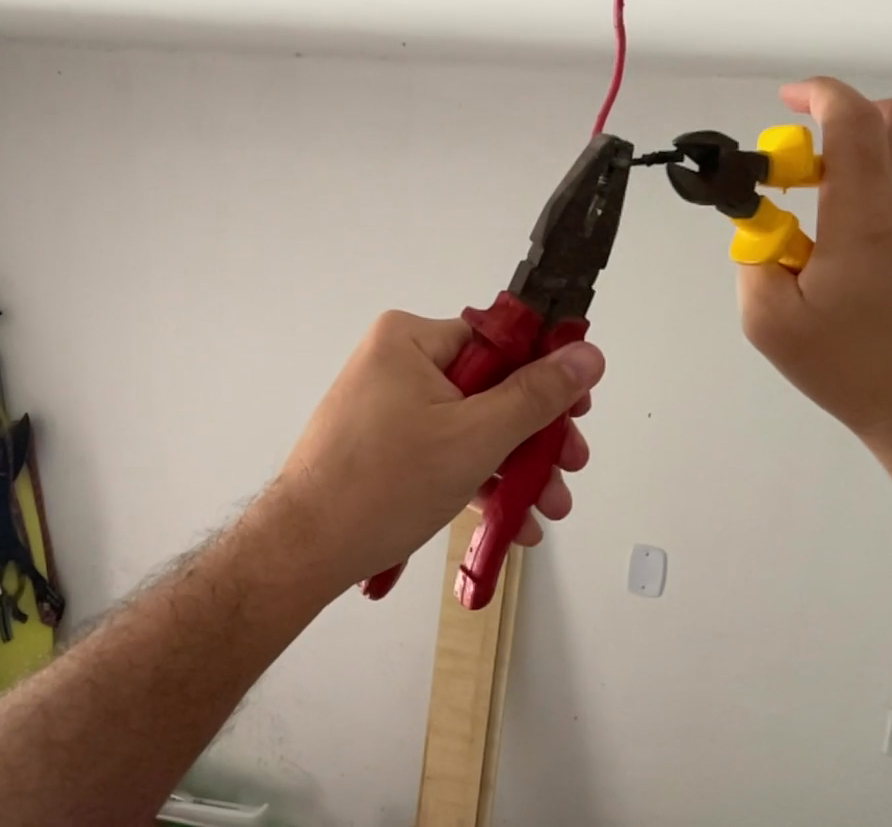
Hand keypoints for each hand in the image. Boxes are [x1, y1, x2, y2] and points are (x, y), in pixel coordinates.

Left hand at [269, 311, 604, 591]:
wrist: (304, 552)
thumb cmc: (383, 485)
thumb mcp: (476, 437)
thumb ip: (537, 396)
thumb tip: (587, 355)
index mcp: (411, 339)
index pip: (498, 342)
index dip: (544, 375)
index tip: (578, 409)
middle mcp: (396, 362)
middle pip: (489, 388)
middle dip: (534, 435)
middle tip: (570, 465)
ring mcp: (387, 405)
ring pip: (470, 424)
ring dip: (512, 465)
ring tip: (548, 505)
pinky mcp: (383, 443)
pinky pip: (443, 447)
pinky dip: (476, 477)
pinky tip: (512, 518)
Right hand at [739, 78, 891, 452]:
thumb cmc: (849, 366)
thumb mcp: (769, 323)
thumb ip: (753, 263)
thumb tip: (761, 234)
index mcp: (864, 213)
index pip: (853, 119)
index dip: (816, 94)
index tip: (784, 103)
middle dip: (854, 111)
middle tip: (814, 155)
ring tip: (853, 168)